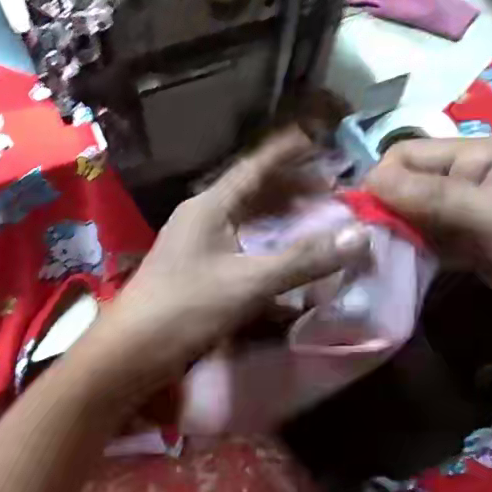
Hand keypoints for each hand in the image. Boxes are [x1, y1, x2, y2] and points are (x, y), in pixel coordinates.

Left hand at [77, 132, 368, 387]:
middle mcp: (202, 219)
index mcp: (209, 207)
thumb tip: (360, 235)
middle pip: (253, 193)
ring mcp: (197, 248)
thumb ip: (303, 260)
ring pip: (246, 223)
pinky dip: (266, 251)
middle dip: (291, 188)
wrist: (130, 353)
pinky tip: (287, 264)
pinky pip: (240, 251)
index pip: (255, 166)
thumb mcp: (248, 283)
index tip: (320, 137)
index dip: (288, 152)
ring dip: (280, 221)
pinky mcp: (197, 276)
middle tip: (331, 188)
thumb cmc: (184, 308)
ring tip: (316, 221)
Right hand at [364, 135, 491, 373]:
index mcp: (484, 154)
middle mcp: (473, 179)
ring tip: (373, 270)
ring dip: (393, 240)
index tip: (362, 227)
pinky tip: (397, 277)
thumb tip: (369, 180)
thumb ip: (440, 200)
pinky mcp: (478, 251)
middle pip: (405, 187)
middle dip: (380, 215)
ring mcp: (475, 217)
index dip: (377, 185)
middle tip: (363, 255)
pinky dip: (412, 258)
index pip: (405, 155)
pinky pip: (431, 247)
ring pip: (413, 219)